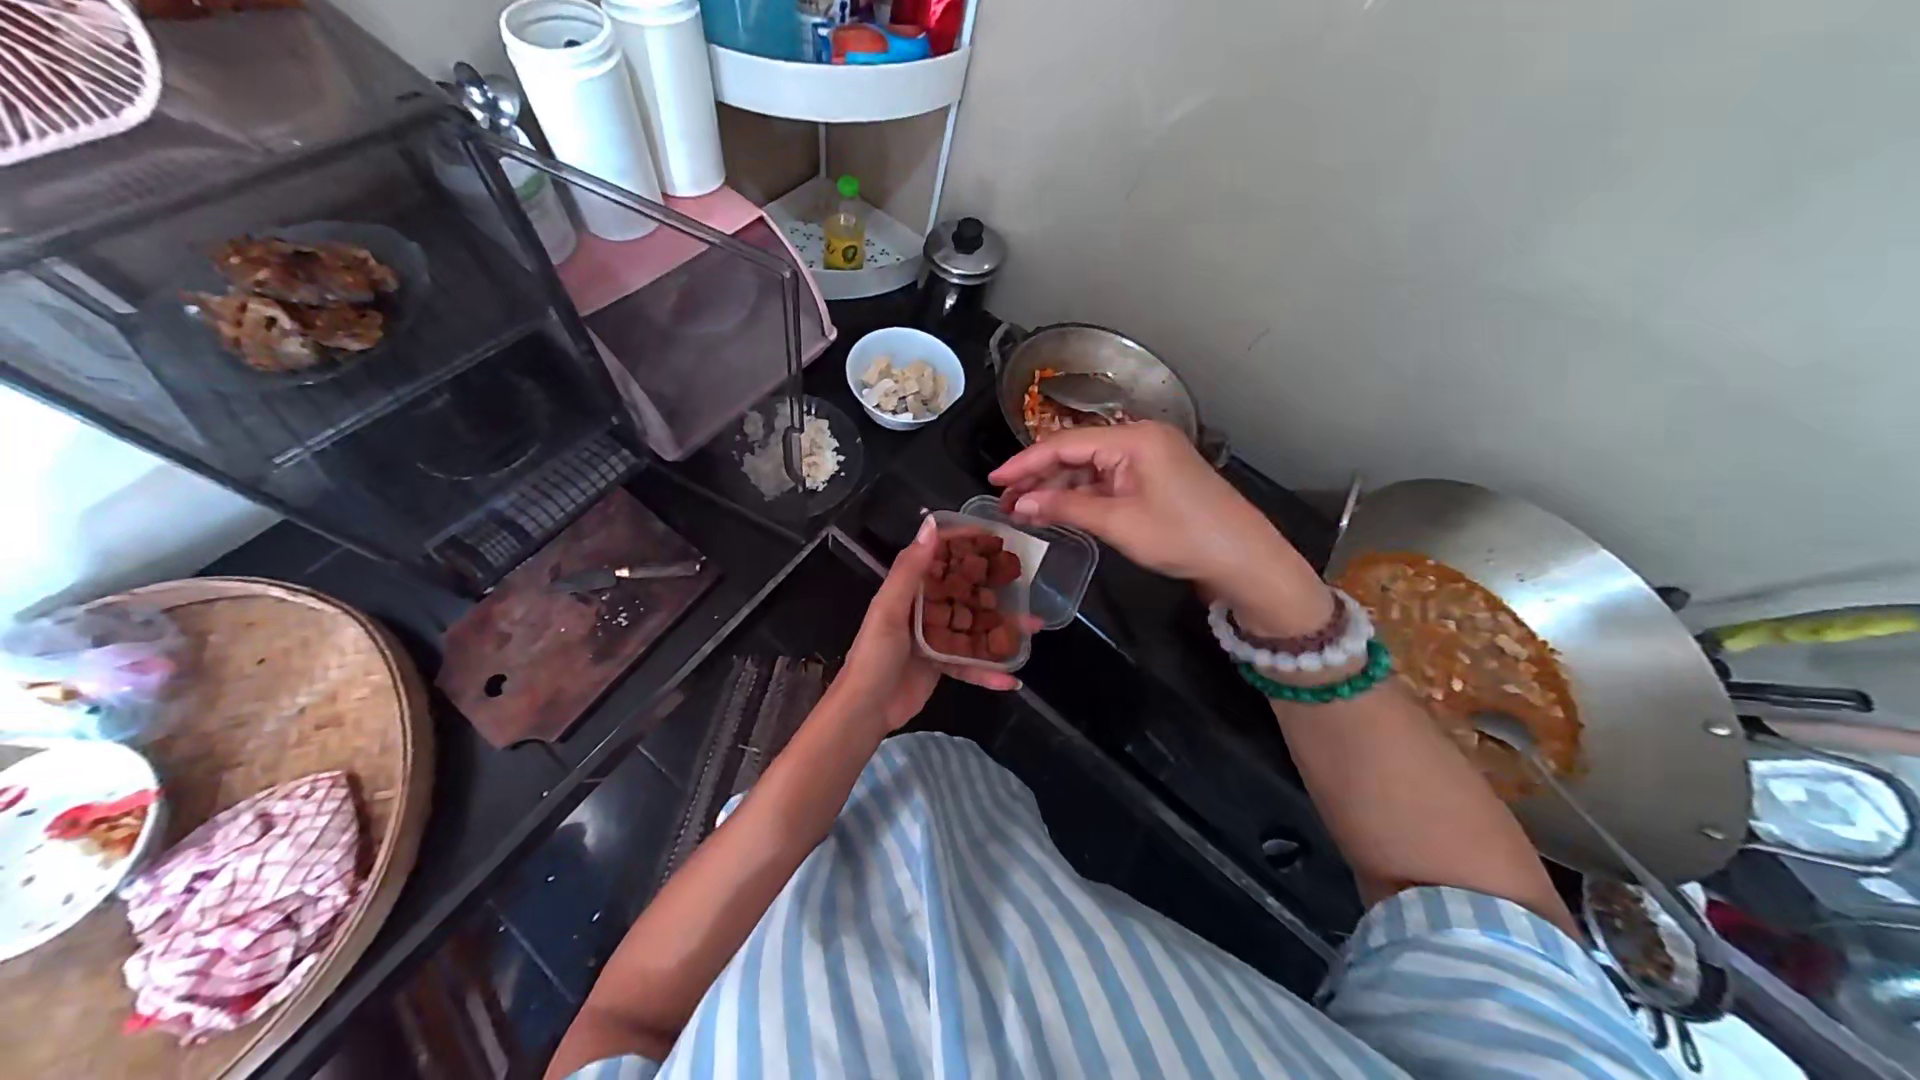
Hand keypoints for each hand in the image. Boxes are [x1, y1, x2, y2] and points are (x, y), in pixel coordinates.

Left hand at [832, 516, 1029, 733]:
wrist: (865, 710)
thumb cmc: (874, 656)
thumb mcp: (888, 609)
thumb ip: (910, 569)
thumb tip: (931, 523)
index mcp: (908, 590)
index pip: (938, 556)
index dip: (964, 542)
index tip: (995, 536)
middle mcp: (923, 609)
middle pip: (963, 590)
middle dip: (992, 584)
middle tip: (1025, 578)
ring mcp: (934, 637)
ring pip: (974, 626)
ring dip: (1002, 628)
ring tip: (1034, 626)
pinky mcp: (942, 665)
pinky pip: (971, 663)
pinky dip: (989, 672)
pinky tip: (1011, 680)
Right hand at [990, 422, 1333, 637]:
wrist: (1245, 559)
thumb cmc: (1183, 537)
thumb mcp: (1119, 523)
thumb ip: (1067, 509)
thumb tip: (1021, 504)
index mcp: (1134, 438)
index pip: (1065, 444)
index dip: (1025, 462)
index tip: (994, 480)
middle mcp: (1140, 439)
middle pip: (1076, 452)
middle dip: (1039, 477)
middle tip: (1005, 501)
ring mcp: (1148, 458)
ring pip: (1089, 467)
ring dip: (1058, 488)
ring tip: (1024, 509)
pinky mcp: (1153, 477)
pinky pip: (1107, 480)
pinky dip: (1082, 496)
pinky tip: (1057, 510)